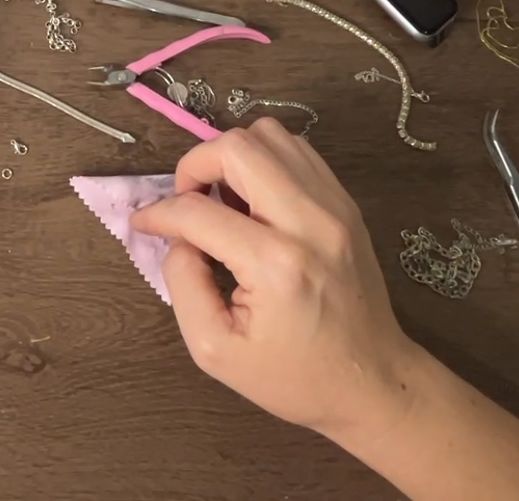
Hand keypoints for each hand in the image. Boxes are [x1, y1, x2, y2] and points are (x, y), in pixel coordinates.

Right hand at [131, 119, 419, 443]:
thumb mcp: (215, 350)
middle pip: (237, 147)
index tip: (144, 223)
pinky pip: (294, 148)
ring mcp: (333, 205)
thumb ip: (183, 283)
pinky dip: (262, 160)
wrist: (375, 383)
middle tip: (187, 200)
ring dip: (231, 157)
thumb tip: (177, 237)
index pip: (198, 211)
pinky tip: (254, 198)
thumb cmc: (294, 376)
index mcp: (276, 265)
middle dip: (195, 165)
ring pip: (268, 135)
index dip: (159, 213)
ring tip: (224, 197)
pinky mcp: (344, 201)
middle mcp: (309, 222)